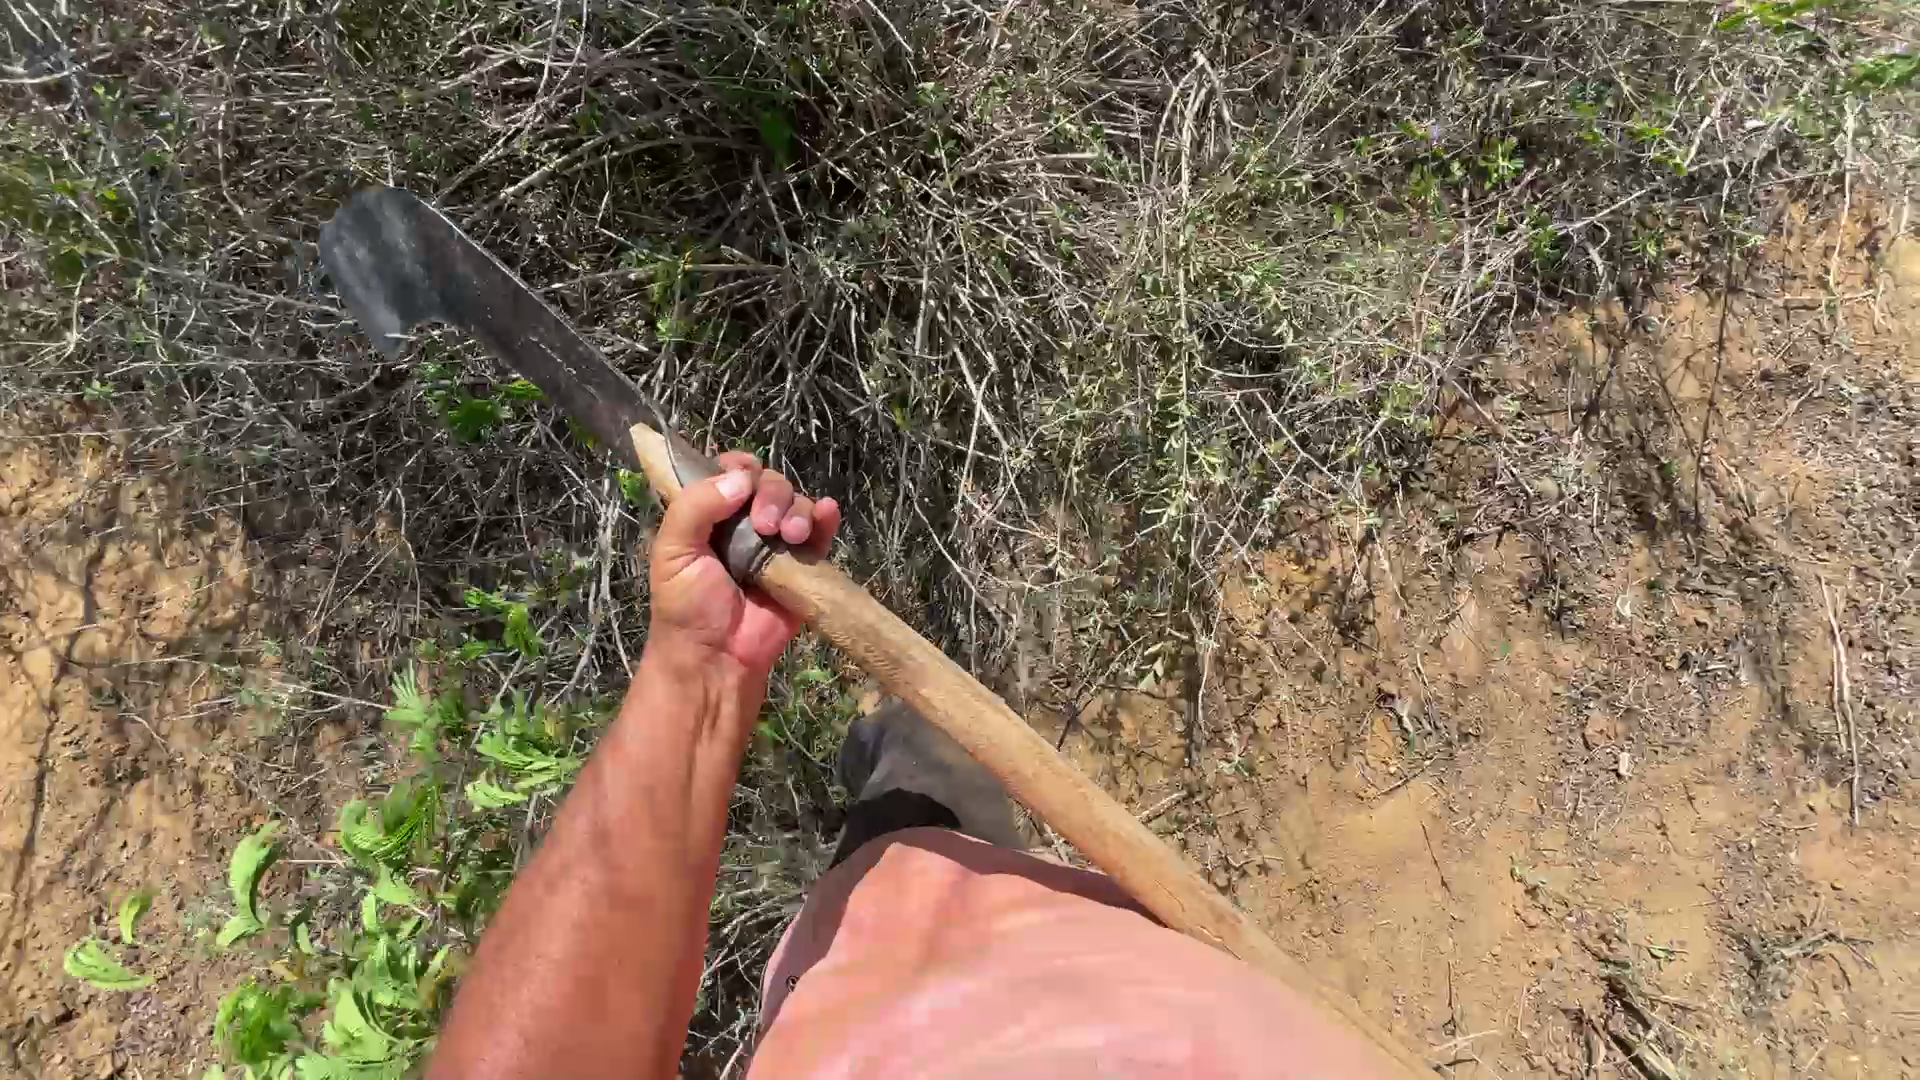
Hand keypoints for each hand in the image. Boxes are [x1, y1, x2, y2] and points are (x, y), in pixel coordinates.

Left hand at [648, 452, 840, 678]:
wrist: (717, 656)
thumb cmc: (687, 606)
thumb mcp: (673, 551)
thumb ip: (696, 506)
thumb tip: (743, 479)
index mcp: (710, 514)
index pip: (731, 471)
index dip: (741, 469)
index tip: (744, 482)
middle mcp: (745, 522)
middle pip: (770, 482)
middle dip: (772, 494)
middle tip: (765, 525)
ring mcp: (777, 543)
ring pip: (797, 503)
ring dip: (798, 510)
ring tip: (791, 537)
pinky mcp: (804, 564)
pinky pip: (821, 531)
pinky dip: (826, 517)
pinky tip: (827, 514)